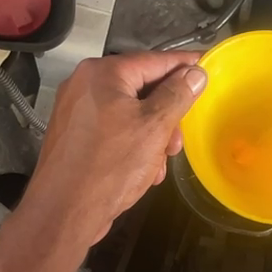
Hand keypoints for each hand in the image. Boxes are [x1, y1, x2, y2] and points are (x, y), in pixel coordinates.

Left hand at [17, 52, 207, 251]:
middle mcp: (85, 85)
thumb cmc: (109, 165)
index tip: (207, 67)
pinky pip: (113, 131)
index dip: (183, 66)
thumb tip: (195, 74)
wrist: (64, 211)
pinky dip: (132, 146)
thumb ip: (177, 95)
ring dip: (152, 137)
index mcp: (102, 73)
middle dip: (166, 116)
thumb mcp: (153, 127)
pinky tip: (142, 171)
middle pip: (141, 89)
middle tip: (178, 142)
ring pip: (130, 114)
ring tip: (158, 165)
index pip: (154, 60)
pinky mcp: (74, 137)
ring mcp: (76, 112)